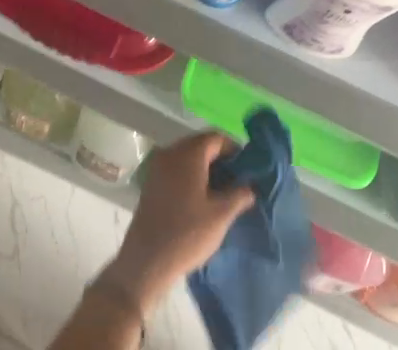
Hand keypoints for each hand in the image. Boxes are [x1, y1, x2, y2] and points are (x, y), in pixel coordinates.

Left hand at [101, 132, 254, 314]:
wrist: (147, 260)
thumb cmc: (187, 234)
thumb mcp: (221, 215)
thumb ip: (240, 194)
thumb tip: (250, 186)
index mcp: (188, 154)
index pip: (216, 137)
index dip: (235, 150)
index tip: (248, 170)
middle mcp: (170, 153)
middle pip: (201, 145)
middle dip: (221, 160)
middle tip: (238, 182)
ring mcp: (157, 167)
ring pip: (188, 158)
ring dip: (206, 169)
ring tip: (223, 193)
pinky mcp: (151, 183)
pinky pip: (176, 169)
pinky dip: (191, 176)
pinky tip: (202, 199)